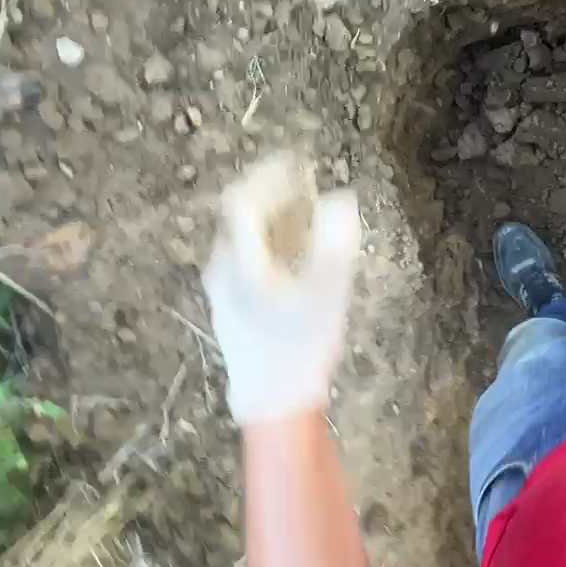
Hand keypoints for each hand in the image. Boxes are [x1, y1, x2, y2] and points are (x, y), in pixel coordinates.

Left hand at [202, 153, 360, 424]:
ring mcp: (224, 292)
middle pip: (241, 218)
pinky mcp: (233, 310)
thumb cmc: (298, 348)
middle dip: (273, 195)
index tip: (297, 163)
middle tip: (304, 183)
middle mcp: (223, 270)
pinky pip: (248, 260)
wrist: (271, 403)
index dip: (269, 176)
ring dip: (273, 219)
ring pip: (244, 240)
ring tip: (304, 212)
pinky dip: (272, 244)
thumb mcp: (325, 294)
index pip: (243, 201)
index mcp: (238, 261)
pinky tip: (294, 255)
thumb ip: (335, 244)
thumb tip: (343, 199)